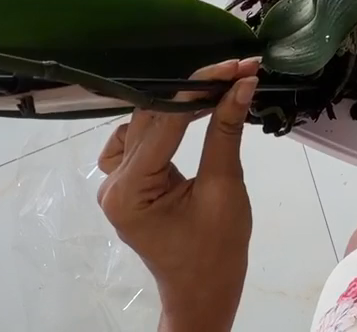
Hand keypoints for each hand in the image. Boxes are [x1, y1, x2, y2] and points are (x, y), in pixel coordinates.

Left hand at [98, 58, 260, 331]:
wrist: (203, 290)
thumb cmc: (215, 248)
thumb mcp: (224, 186)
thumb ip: (226, 131)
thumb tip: (243, 83)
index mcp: (129, 189)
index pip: (165, 120)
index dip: (202, 87)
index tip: (239, 67)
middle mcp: (113, 181)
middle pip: (153, 116)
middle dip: (198, 88)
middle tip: (240, 70)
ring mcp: (117, 181)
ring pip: (146, 121)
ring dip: (185, 99)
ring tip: (224, 83)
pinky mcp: (131, 180)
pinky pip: (142, 136)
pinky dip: (167, 117)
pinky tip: (191, 107)